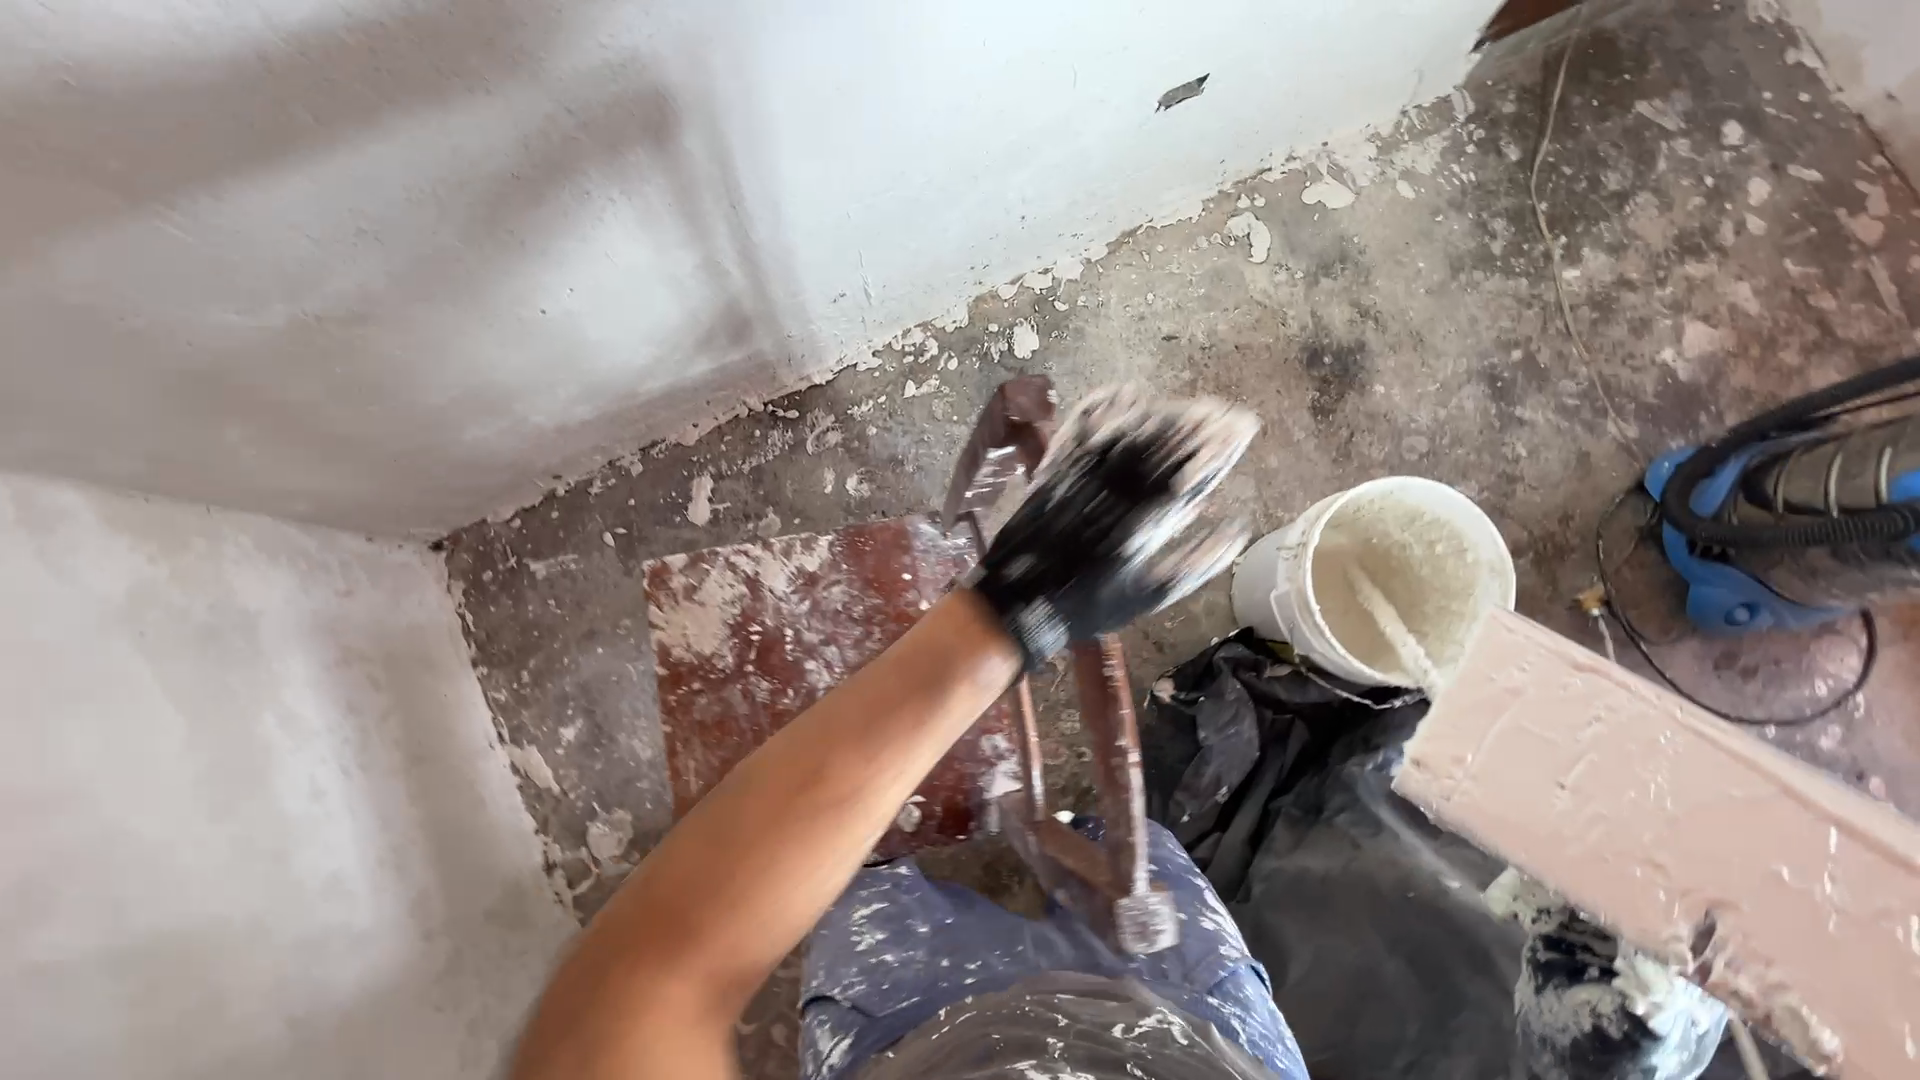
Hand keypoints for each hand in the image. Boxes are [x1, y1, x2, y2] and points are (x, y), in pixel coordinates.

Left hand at [968, 385, 1258, 669]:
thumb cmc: (1088, 605)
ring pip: (1125, 435)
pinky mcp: (1051, 471)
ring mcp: (1078, 479)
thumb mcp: (1150, 596)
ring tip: (1189, 404)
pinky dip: (1102, 407)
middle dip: (1197, 426)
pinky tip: (1124, 389)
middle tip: (1224, 410)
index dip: (1218, 451)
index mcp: (1139, 527)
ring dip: (1161, 414)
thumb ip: (1198, 563)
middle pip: (1161, 449)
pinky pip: (1078, 430)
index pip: (1188, 478)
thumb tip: (1238, 526)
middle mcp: (1112, 496)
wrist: (1019, 603)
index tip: (1244, 428)